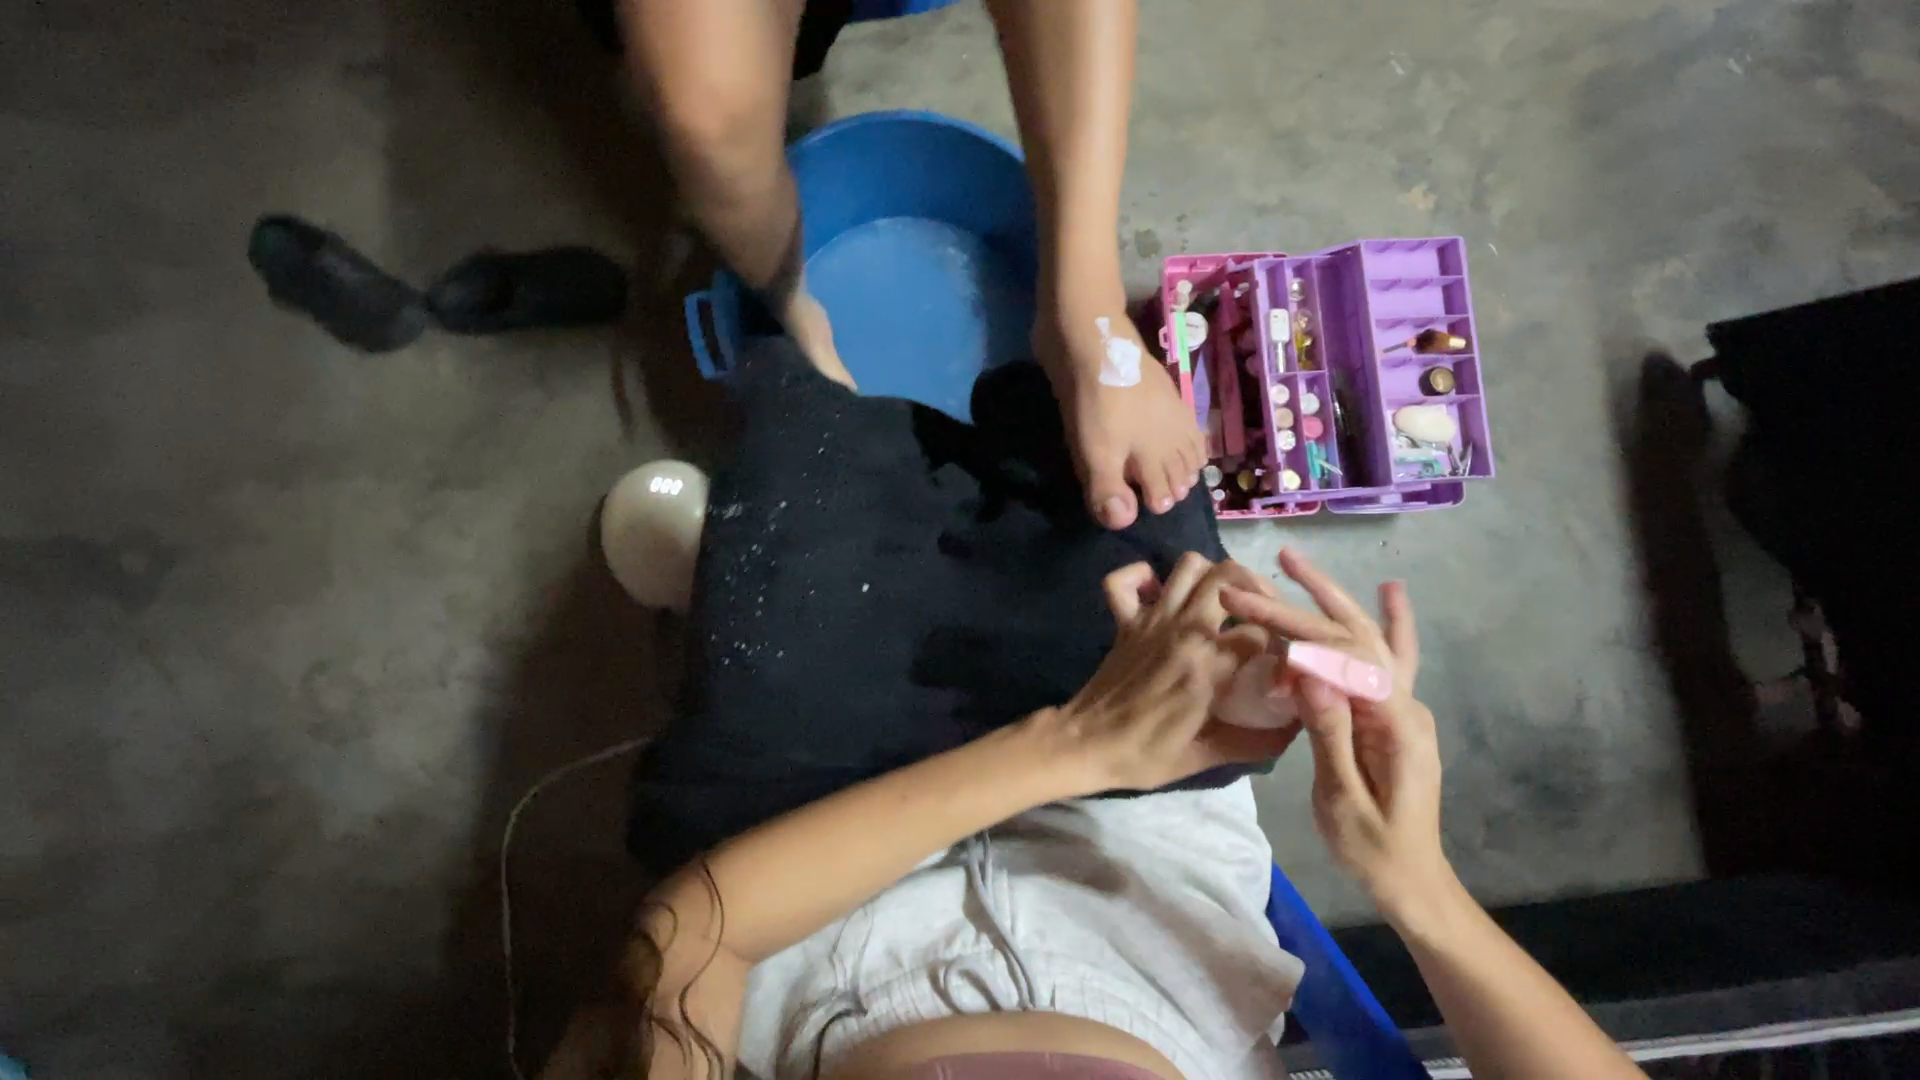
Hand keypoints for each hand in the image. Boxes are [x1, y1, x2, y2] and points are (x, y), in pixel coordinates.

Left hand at [1032, 553, 1299, 795]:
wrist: (1084, 745)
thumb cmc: (1144, 755)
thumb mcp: (1205, 757)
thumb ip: (1254, 742)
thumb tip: (1295, 726)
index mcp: (1208, 665)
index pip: (1261, 631)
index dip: (1279, 640)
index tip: (1280, 656)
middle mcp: (1182, 630)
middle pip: (1229, 577)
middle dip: (1255, 589)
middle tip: (1261, 613)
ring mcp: (1149, 620)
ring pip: (1187, 566)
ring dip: (1210, 574)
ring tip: (1223, 599)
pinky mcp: (1124, 621)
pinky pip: (1126, 580)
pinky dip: (1142, 576)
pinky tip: (1160, 592)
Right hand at [1220, 549, 1451, 916]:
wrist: (1412, 880)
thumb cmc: (1372, 848)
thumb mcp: (1343, 797)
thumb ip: (1330, 732)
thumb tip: (1307, 670)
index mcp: (1394, 724)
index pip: (1342, 657)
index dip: (1293, 626)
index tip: (1247, 608)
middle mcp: (1406, 704)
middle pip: (1358, 636)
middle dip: (1312, 598)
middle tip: (1274, 563)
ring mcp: (1404, 708)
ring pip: (1372, 639)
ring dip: (1338, 598)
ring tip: (1301, 564)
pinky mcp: (1394, 715)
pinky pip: (1387, 659)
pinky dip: (1385, 622)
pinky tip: (1388, 593)